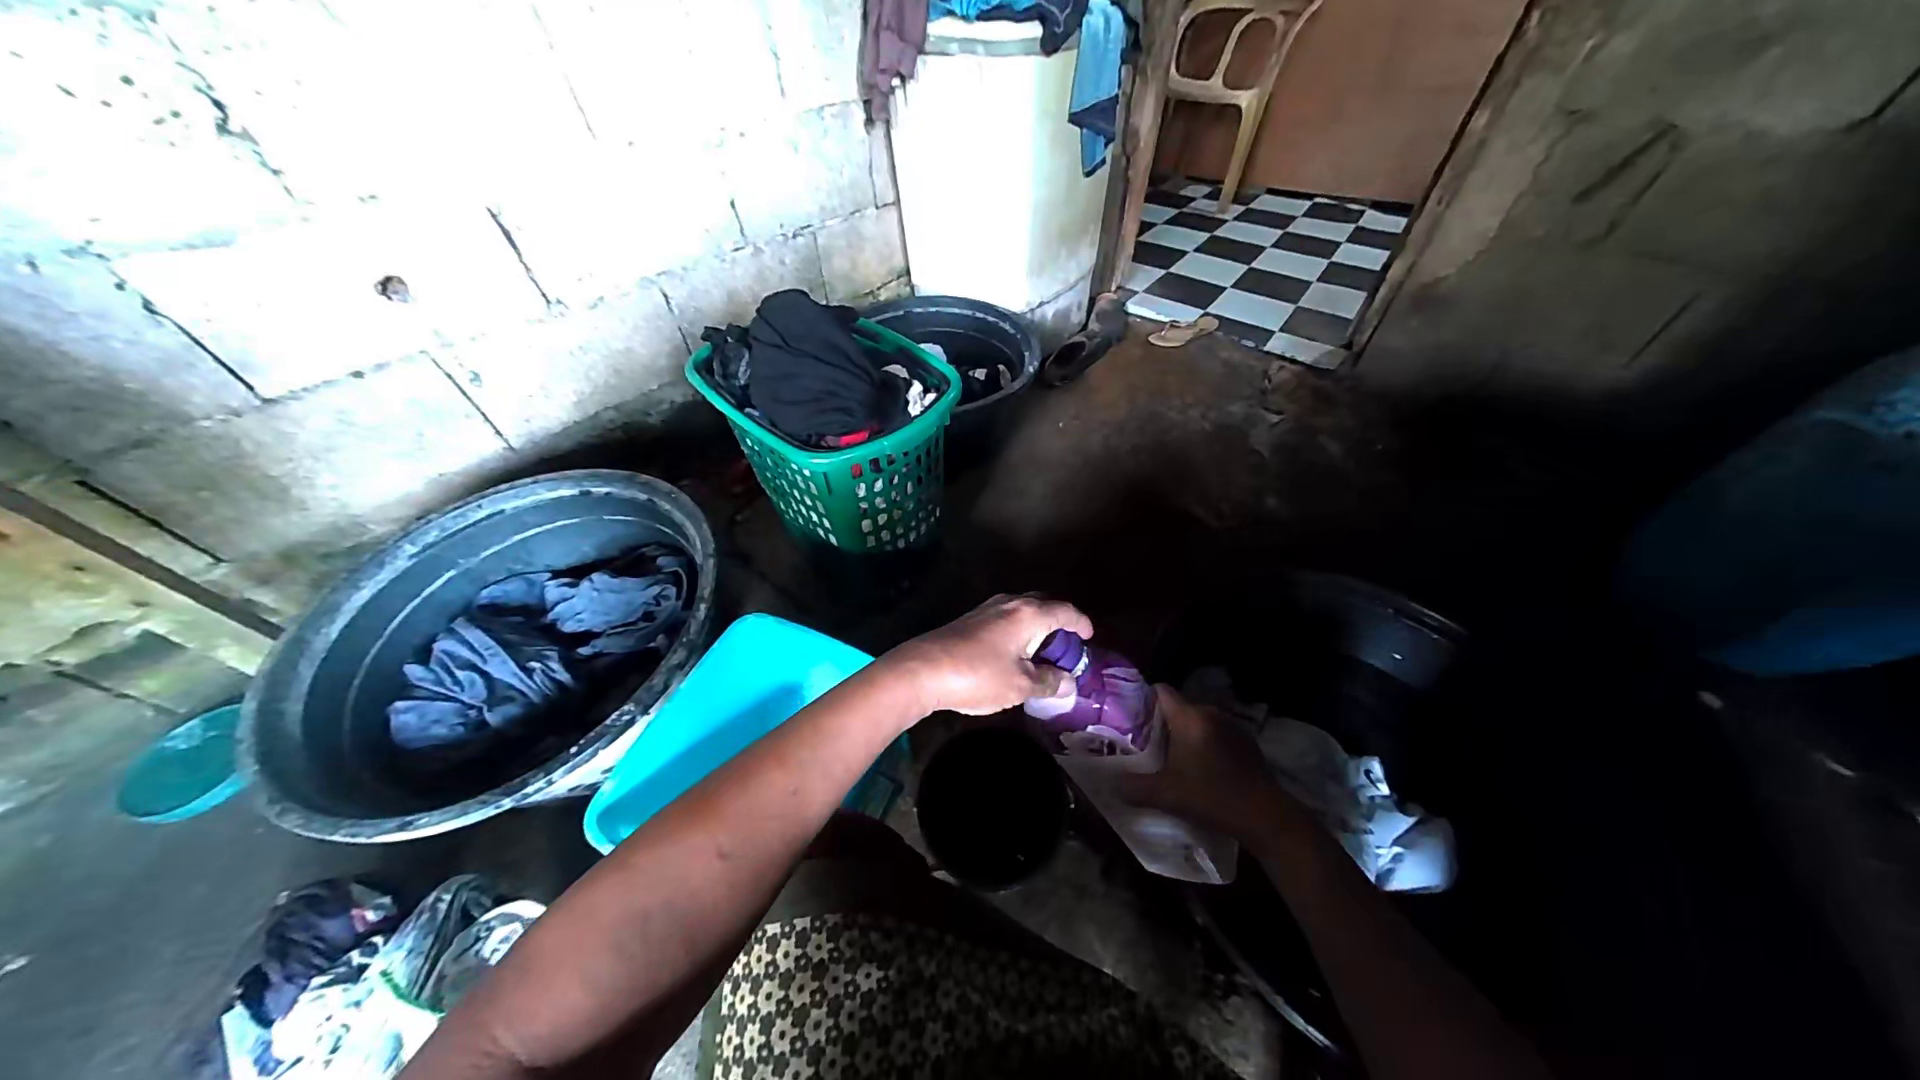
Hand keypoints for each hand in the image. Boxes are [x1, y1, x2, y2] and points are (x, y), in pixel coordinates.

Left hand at [883, 594, 1094, 715]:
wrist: (922, 670)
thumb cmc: (978, 675)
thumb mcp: (1020, 685)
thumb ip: (1049, 681)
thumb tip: (1067, 682)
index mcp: (1029, 614)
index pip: (1065, 611)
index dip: (1081, 623)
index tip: (1089, 635)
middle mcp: (1009, 603)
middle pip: (1043, 604)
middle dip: (1059, 621)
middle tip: (1067, 645)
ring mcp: (986, 609)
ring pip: (1022, 610)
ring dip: (1037, 626)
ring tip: (1042, 650)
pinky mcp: (969, 620)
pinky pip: (1005, 618)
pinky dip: (1019, 630)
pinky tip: (1014, 652)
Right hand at [1123, 685, 1292, 839]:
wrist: (1266, 816)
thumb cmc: (1211, 797)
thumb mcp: (1165, 795)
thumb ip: (1133, 787)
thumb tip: (1111, 783)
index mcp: (1189, 717)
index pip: (1161, 690)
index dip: (1143, 699)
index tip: (1130, 716)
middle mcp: (1211, 712)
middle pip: (1178, 706)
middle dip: (1161, 721)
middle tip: (1145, 742)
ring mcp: (1232, 726)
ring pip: (1198, 720)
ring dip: (1185, 734)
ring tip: (1172, 756)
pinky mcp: (1247, 742)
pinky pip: (1216, 733)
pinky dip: (1205, 743)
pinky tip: (1202, 767)